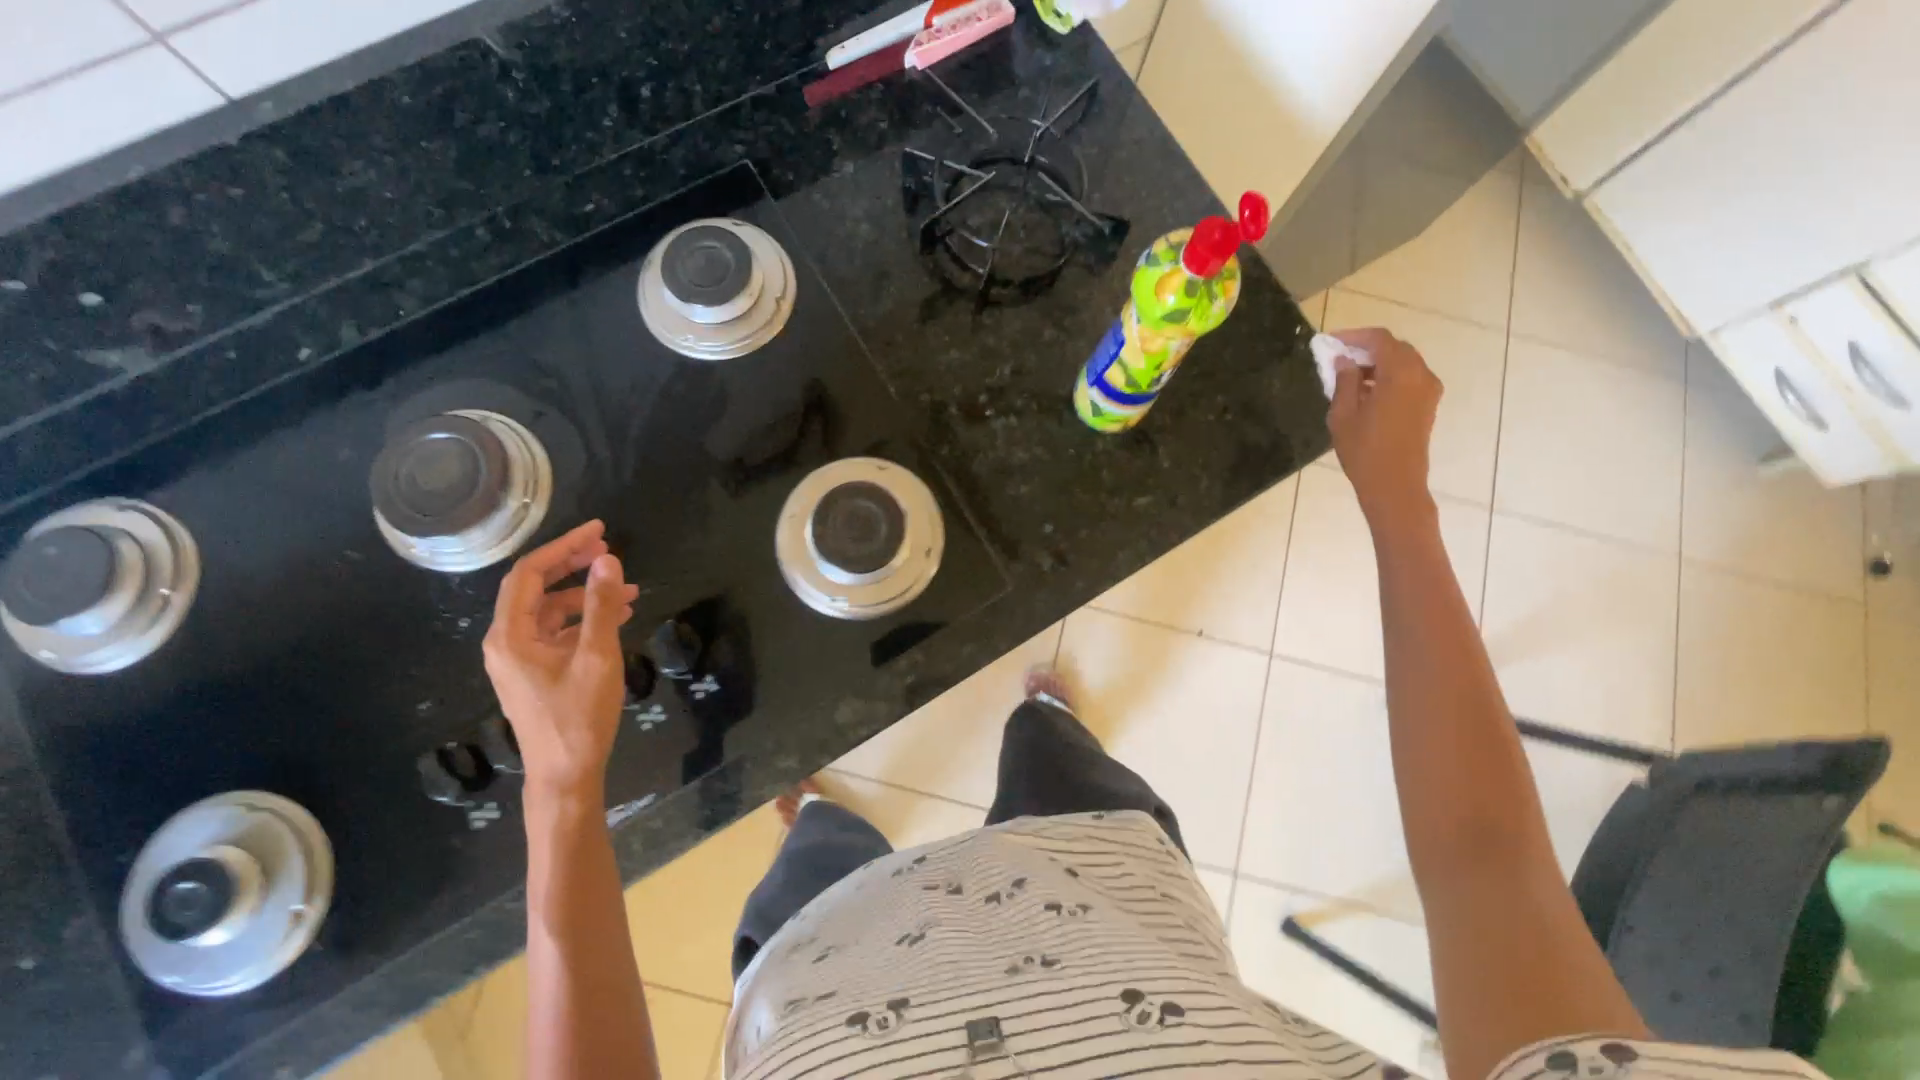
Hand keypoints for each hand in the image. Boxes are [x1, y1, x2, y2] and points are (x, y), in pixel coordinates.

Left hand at [482, 520, 639, 800]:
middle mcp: (505, 642)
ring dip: (585, 596)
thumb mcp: (597, 658)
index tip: (600, 532)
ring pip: (549, 611)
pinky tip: (615, 620)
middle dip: (573, 567)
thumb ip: (602, 607)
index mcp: (509, 636)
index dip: (564, 547)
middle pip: (535, 588)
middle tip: (610, 552)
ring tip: (627, 592)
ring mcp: (518, 659)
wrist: (565, 776)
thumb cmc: (578, 718)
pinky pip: (555, 633)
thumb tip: (608, 561)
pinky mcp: (533, 673)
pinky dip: (583, 621)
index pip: (529, 574)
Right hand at [1327, 327, 1443, 525]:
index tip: (1332, 341)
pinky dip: (1389, 376)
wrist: (1395, 485)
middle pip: (1395, 348)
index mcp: (1400, 373)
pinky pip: (1409, 379)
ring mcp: (1428, 390)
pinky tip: (1367, 392)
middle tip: (1340, 356)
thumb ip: (1345, 381)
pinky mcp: (1428, 405)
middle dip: (1368, 348)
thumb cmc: (1364, 451)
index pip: (1379, 339)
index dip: (1354, 336)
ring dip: (1378, 363)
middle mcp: (1420, 375)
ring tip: (1350, 375)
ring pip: (1404, 363)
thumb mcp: (1343, 414)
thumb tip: (1345, 361)